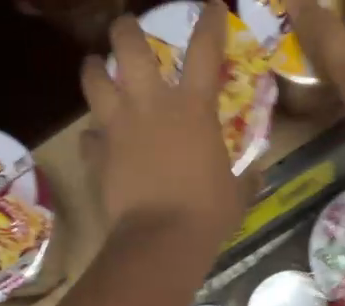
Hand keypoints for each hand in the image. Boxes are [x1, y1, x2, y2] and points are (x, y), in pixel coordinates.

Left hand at [81, 1, 246, 242]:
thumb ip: (244, 178)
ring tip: (95, 69)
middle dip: (126, 31)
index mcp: (193, 108)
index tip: (210, 7)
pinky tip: (94, 142)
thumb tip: (257, 174)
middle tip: (126, 31)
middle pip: (129, 45)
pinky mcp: (97, 156)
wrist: (160, 242)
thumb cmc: (206, 216)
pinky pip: (87, 138)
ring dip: (94, 71)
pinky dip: (91, 138)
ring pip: (94, 79)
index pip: (205, 49)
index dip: (209, 22)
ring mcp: (119, 128)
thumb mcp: (236, 194)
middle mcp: (151, 105)